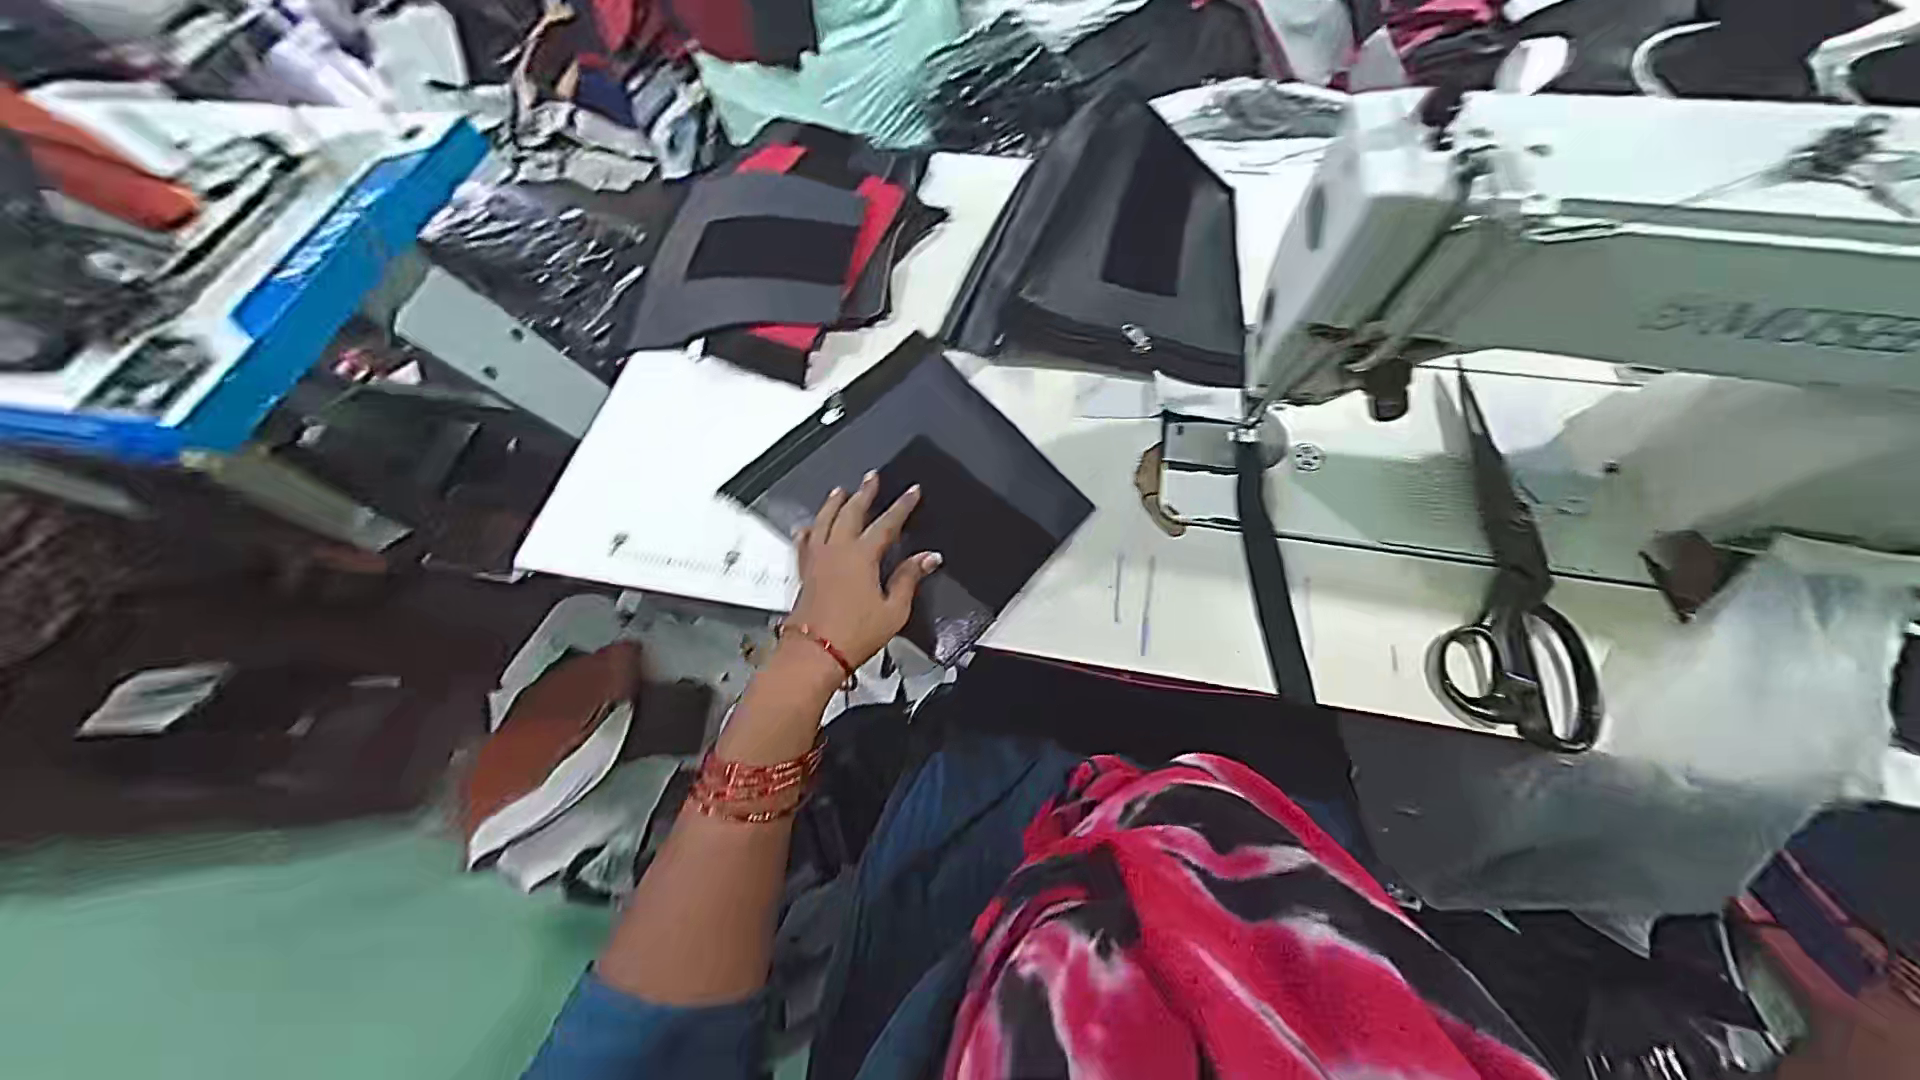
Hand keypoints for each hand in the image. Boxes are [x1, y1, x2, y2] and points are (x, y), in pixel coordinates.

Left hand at [787, 471, 940, 668]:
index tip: (912, 492)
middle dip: (864, 493)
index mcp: (861, 556)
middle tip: (872, 478)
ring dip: (834, 503)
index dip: (902, 506)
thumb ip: (909, 579)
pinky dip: (809, 531)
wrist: (816, 653)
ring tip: (840, 491)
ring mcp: (818, 560)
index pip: (887, 523)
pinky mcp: (806, 574)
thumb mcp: (894, 609)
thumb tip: (927, 558)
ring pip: (824, 521)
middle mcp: (837, 551)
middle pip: (851, 512)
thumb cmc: (854, 634)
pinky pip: (805, 543)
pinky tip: (808, 527)